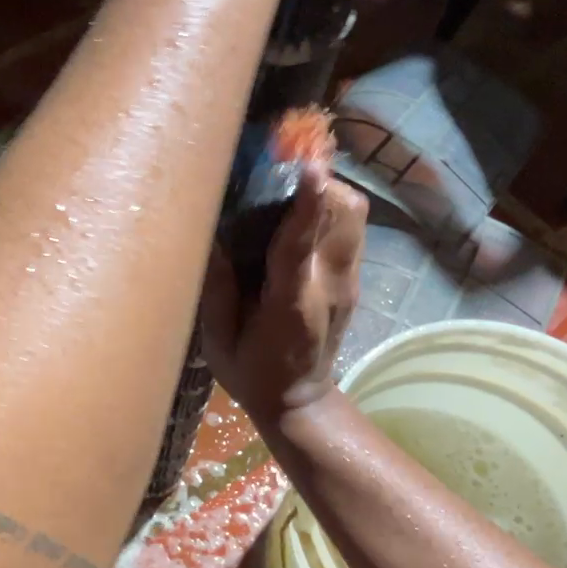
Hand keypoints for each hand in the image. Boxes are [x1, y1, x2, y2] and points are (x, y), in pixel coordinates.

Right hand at [199, 163, 366, 422]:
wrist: (300, 401)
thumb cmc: (251, 373)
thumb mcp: (219, 341)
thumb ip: (218, 289)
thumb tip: (212, 232)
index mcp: (291, 308)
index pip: (301, 248)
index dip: (305, 205)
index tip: (308, 165)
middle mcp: (330, 286)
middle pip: (341, 216)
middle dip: (314, 181)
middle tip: (277, 167)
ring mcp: (349, 279)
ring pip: (353, 213)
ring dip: (325, 188)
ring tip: (286, 183)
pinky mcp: (354, 275)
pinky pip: (350, 223)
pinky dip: (329, 203)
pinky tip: (300, 205)